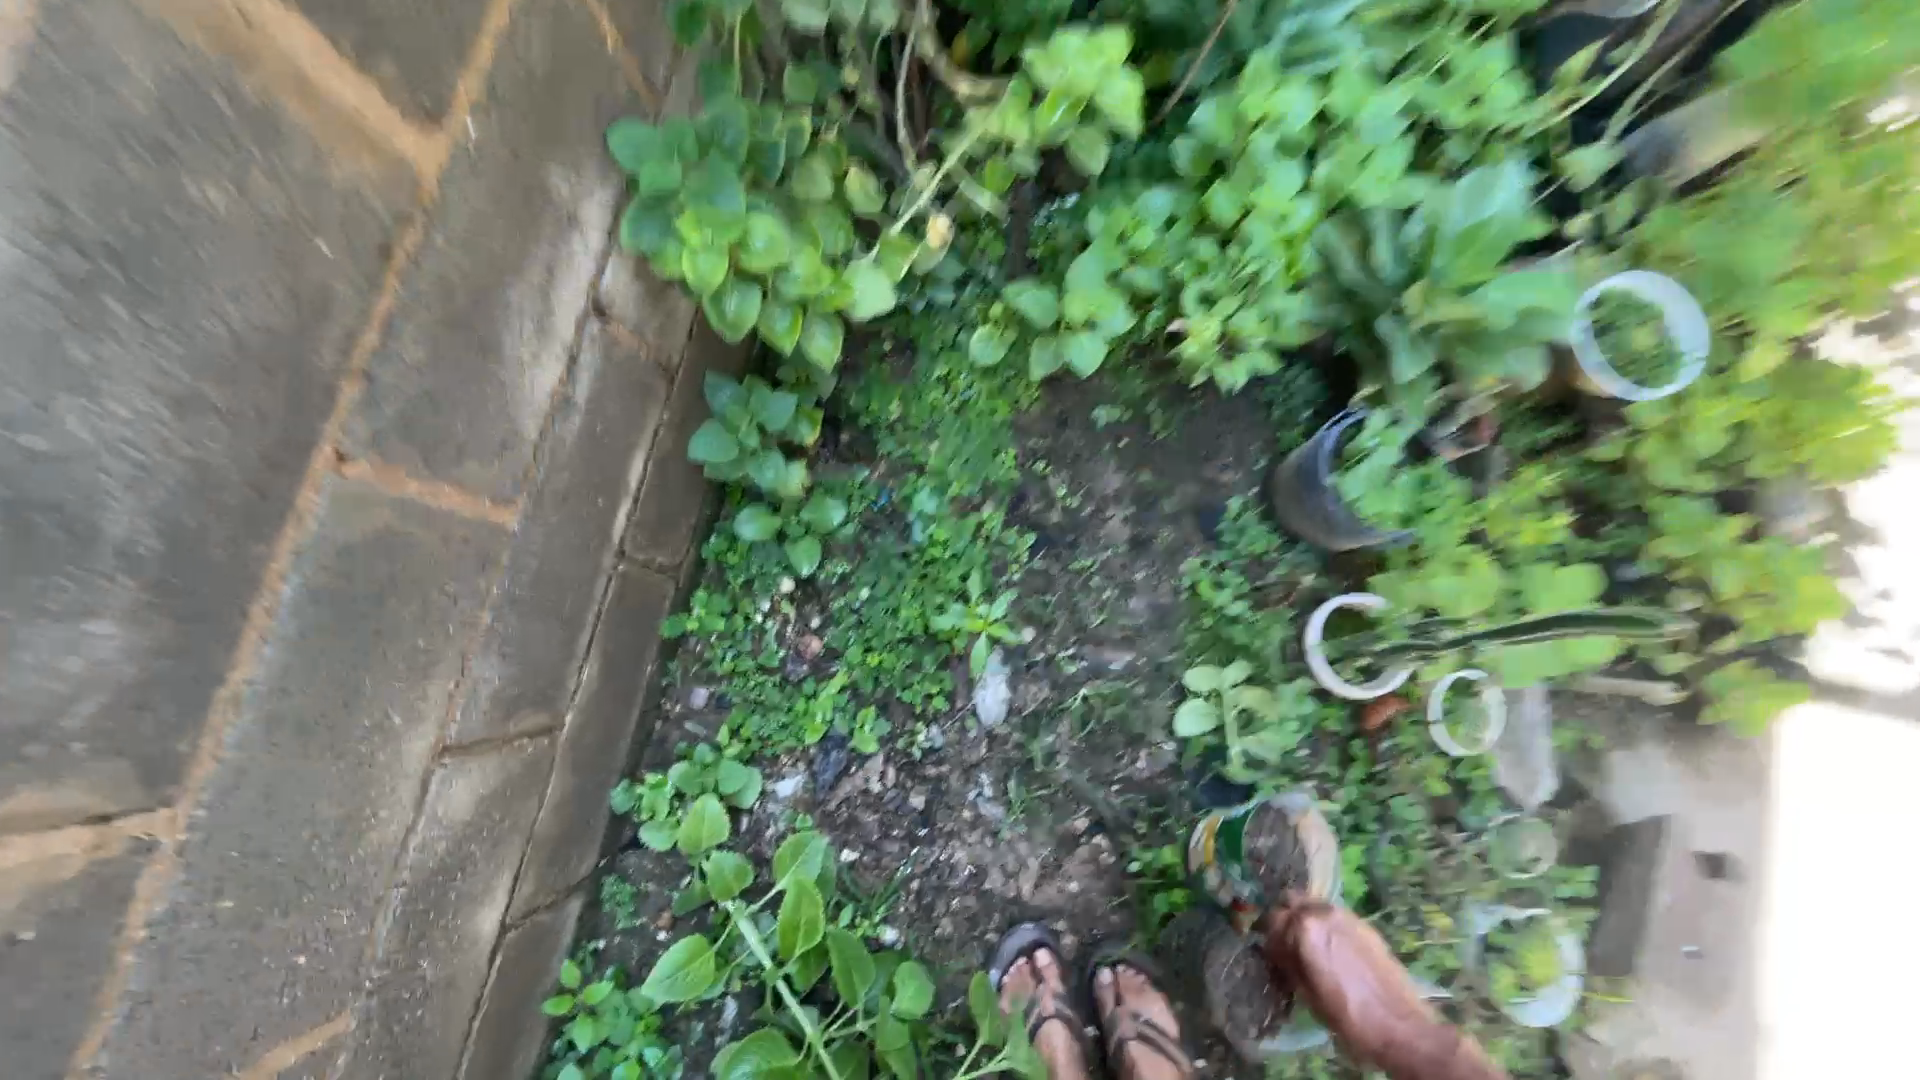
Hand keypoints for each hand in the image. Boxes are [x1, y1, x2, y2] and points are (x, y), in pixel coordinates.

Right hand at [1259, 896, 1453, 1072]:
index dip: (1271, 938)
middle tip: (1289, 943)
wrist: (1400, 1027)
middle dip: (1287, 919)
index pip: (1272, 919)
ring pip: (1315, 904)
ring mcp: (1347, 916)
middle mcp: (1323, 912)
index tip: (1274, 955)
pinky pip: (1336, 915)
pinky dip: (1328, 925)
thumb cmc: (1347, 1015)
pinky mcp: (1365, 925)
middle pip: (1292, 900)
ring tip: (1312, 945)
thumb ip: (1288, 963)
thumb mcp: (1306, 993)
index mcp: (1304, 928)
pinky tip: (1334, 949)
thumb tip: (1279, 952)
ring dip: (1307, 918)